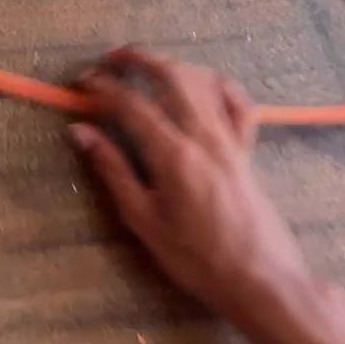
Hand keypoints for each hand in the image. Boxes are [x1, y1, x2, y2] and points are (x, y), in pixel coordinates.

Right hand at [68, 47, 310, 320]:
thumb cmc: (197, 258)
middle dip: (138, 58)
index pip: (130, 103)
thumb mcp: (143, 219)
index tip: (82, 83)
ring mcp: (231, 141)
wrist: (265, 285)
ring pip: (204, 81)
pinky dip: (219, 86)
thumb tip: (79, 131)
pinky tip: (201, 85)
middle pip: (172, 75)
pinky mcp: (248, 151)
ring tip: (147, 66)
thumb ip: (111, 169)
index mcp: (173, 155)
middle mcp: (204, 138)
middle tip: (111, 60)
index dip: (102, 86)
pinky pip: (239, 105)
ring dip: (172, 65)